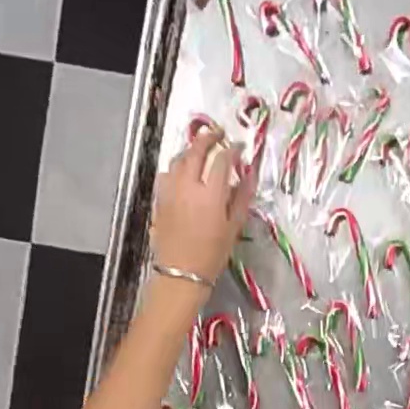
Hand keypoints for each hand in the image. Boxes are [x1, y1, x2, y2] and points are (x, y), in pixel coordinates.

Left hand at [152, 126, 254, 283]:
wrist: (181, 274)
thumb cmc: (212, 254)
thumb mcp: (233, 227)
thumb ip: (241, 197)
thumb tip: (249, 175)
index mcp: (210, 193)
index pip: (222, 159)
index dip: (232, 149)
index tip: (239, 147)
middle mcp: (188, 186)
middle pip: (196, 151)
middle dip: (208, 138)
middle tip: (218, 134)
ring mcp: (170, 191)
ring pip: (178, 160)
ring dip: (190, 151)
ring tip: (200, 151)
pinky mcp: (160, 200)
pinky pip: (167, 174)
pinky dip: (177, 167)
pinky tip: (182, 173)